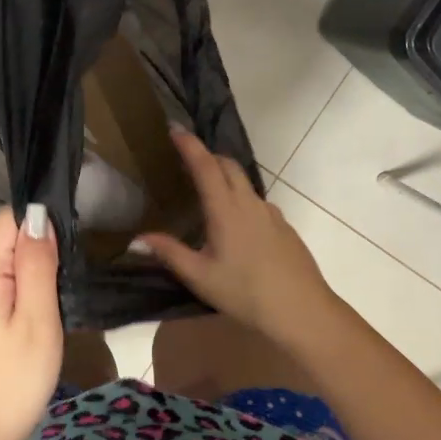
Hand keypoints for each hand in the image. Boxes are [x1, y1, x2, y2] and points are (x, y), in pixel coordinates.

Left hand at [0, 205, 62, 439]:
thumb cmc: (19, 373)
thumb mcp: (37, 317)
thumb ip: (37, 264)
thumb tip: (40, 217)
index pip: (8, 218)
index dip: (39, 223)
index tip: (64, 247)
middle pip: (8, 231)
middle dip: (39, 243)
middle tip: (64, 276)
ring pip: (10, 250)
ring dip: (35, 262)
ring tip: (56, 290)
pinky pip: (7, 268)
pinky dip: (27, 276)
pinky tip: (42, 301)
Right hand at [139, 128, 342, 352]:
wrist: (303, 311)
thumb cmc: (247, 293)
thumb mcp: (201, 277)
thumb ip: (170, 254)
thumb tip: (137, 239)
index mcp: (226, 209)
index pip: (205, 165)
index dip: (189, 145)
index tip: (175, 128)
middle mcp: (249, 203)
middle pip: (228, 165)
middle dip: (207, 155)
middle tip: (187, 159)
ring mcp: (271, 214)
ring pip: (244, 183)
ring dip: (225, 177)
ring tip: (209, 193)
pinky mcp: (284, 228)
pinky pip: (257, 202)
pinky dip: (241, 199)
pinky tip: (236, 227)